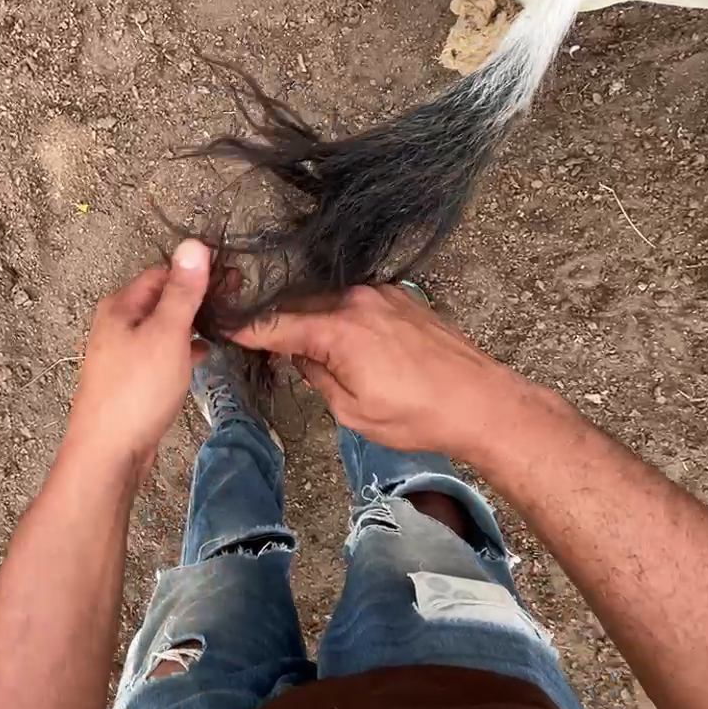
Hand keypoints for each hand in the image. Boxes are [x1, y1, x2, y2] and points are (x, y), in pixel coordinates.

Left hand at [62, 240, 210, 478]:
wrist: (108, 453)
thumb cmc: (136, 390)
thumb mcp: (166, 333)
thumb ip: (182, 291)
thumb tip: (193, 244)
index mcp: (121, 306)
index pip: (163, 273)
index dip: (196, 273)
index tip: (231, 279)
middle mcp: (116, 324)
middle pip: (161, 299)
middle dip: (196, 298)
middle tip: (234, 301)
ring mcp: (122, 354)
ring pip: (163, 328)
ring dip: (191, 325)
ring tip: (225, 326)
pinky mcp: (131, 380)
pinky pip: (161, 354)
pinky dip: (182, 351)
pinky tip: (203, 357)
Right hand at [231, 284, 536, 460]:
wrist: (483, 401)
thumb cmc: (417, 415)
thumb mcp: (352, 411)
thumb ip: (316, 375)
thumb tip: (300, 354)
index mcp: (338, 330)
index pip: (277, 324)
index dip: (248, 328)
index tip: (225, 327)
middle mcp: (354, 300)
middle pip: (298, 305)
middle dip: (280, 324)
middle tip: (264, 345)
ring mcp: (378, 293)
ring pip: (325, 299)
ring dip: (311, 318)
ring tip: (307, 347)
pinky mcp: (397, 294)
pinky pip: (352, 299)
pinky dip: (338, 314)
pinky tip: (345, 338)